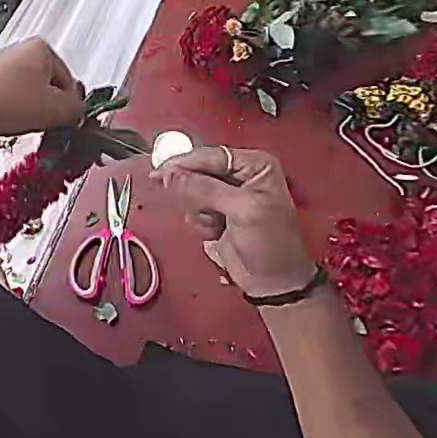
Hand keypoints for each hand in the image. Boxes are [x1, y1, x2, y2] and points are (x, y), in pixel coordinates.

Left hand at [0, 38, 83, 150]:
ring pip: (31, 92)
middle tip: (44, 122)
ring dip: (33, 109)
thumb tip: (78, 111)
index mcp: (41, 47)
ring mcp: (2, 64)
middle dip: (50, 105)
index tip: (64, 118)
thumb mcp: (58, 110)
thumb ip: (78, 109)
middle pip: (50, 84)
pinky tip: (9, 121)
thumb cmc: (9, 105)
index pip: (69, 80)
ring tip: (23, 122)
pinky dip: (15, 110)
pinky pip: (12, 97)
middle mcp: (20, 49)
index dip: (69, 104)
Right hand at [155, 148, 314, 298]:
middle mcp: (240, 174)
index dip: (186, 163)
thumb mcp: (243, 211)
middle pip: (197, 170)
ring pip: (190, 190)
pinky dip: (199, 221)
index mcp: (255, 164)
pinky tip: (215, 231)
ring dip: (198, 210)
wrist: (273, 282)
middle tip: (202, 209)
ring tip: (217, 224)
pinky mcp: (215, 212)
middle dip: (195, 192)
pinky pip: (191, 208)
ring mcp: (226, 194)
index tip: (163, 172)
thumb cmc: (273, 245)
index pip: (211, 155)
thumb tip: (173, 174)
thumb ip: (206, 189)